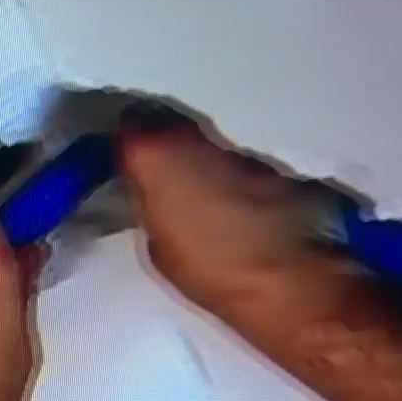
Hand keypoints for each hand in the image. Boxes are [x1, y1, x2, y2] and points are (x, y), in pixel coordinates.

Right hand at [118, 99, 342, 309]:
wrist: (287, 278)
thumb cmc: (206, 269)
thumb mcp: (156, 243)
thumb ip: (148, 204)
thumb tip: (147, 191)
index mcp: (158, 160)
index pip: (128, 129)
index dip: (120, 142)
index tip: (114, 158)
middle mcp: (197, 143)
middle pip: (167, 123)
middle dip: (153, 137)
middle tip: (144, 162)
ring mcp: (238, 151)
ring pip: (202, 142)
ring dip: (190, 158)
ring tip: (183, 186)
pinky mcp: (270, 166)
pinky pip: (231, 162)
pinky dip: (220, 174)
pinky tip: (221, 201)